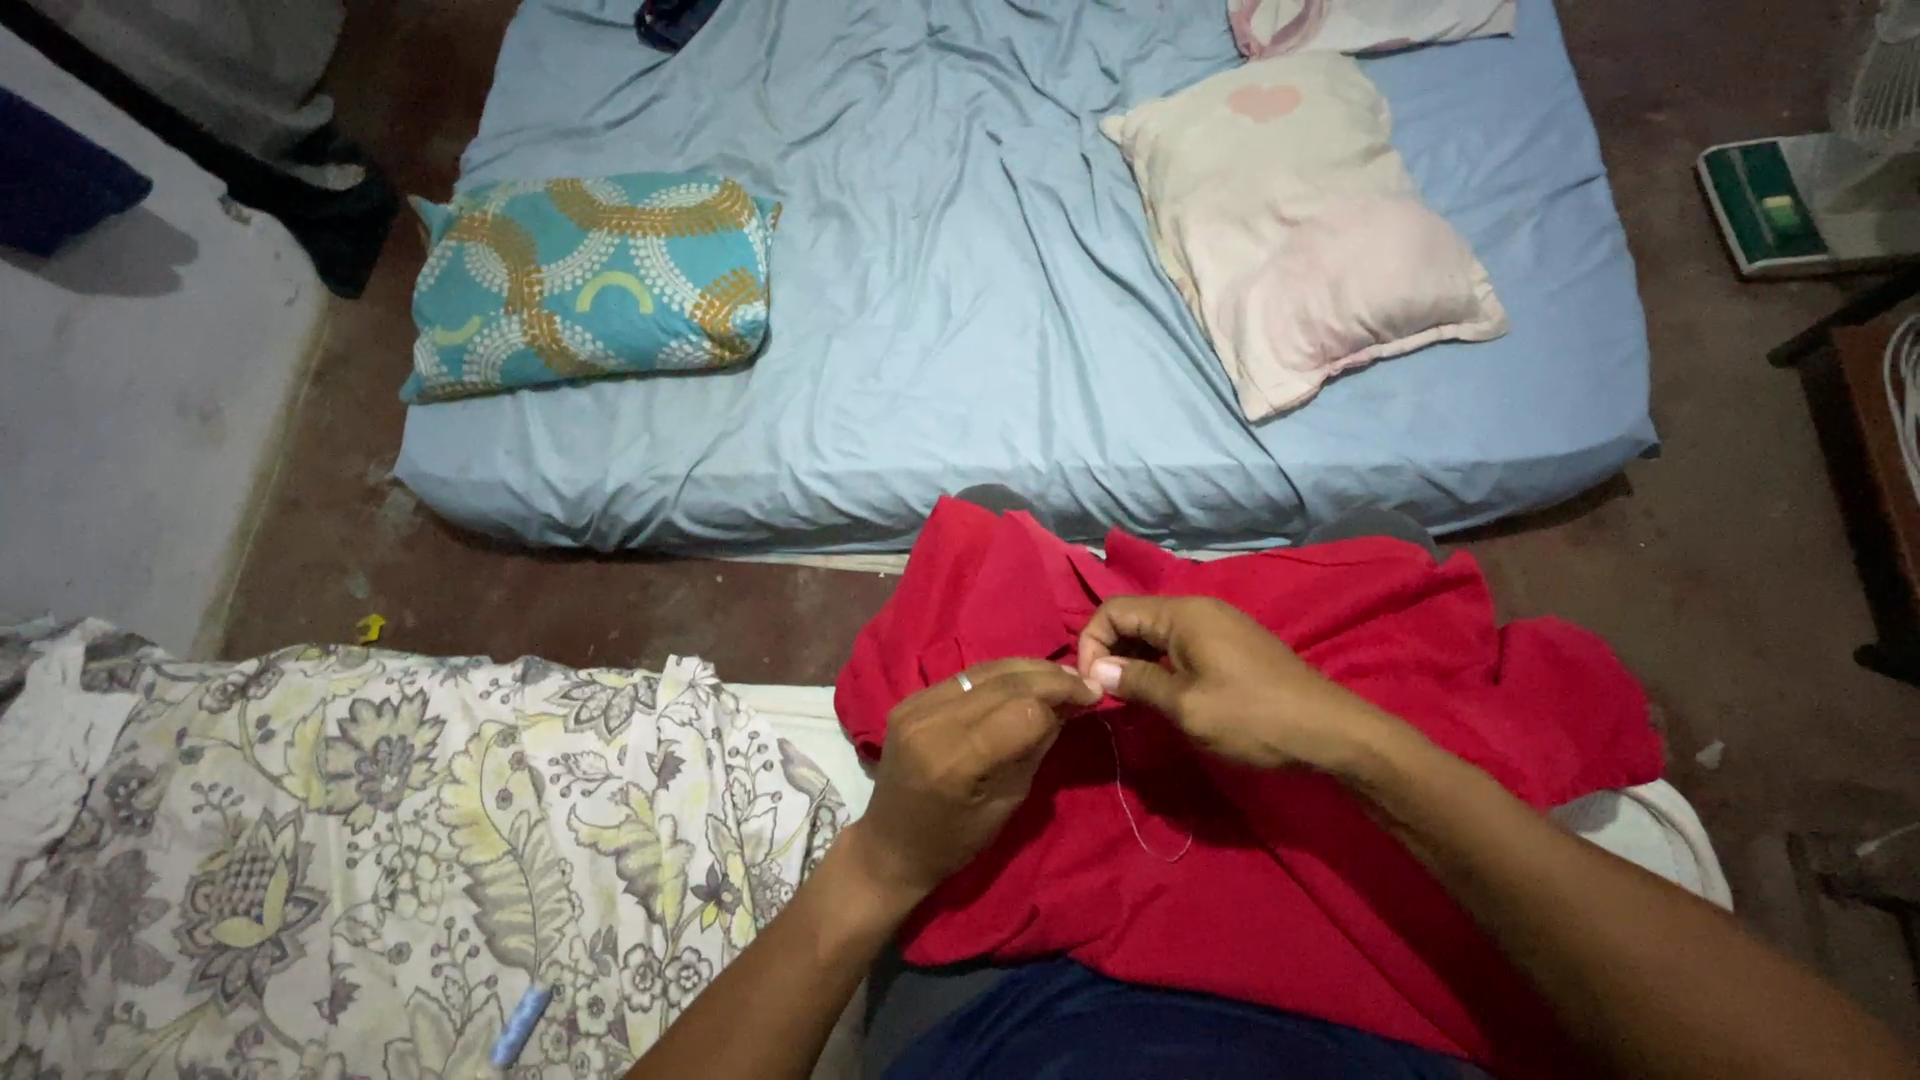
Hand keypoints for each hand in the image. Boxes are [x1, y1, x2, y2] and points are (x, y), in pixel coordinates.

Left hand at [843, 659, 1101, 901]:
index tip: (1092, 698)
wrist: (890, 847)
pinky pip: (964, 677)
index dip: (1061, 698)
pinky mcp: (910, 699)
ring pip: (985, 670)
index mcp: (955, 761)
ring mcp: (915, 707)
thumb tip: (1068, 704)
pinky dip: (999, 675)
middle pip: (1004, 683)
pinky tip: (1023, 680)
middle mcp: (931, 724)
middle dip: (1051, 677)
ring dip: (1028, 669)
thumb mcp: (1008, 803)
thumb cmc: (954, 842)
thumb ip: (1036, 748)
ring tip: (1061, 675)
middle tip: (1085, 682)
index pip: (1022, 711)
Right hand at [1077, 595, 1403, 773]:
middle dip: (1110, 652)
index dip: (1091, 644)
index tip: (1090, 686)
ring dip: (1134, 661)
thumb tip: (1095, 670)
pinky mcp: (1232, 645)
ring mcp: (1219, 626)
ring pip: (1156, 633)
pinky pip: (1179, 644)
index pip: (1113, 610)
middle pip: (1134, 618)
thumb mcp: (1186, 706)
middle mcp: (1198, 609)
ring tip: (1130, 699)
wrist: (1332, 732)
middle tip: (1106, 696)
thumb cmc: (1253, 718)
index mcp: (1183, 614)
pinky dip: (1160, 664)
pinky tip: (1163, 695)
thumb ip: (1137, 682)